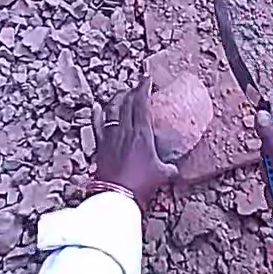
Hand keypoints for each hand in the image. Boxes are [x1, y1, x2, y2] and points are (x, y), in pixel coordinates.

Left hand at [93, 74, 176, 204]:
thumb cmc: (140, 184)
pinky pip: (97, 124)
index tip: (147, 78)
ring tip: (121, 93)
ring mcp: (110, 136)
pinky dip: (97, 114)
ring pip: (112, 110)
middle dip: (133, 91)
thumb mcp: (162, 174)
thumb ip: (169, 168)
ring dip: (117, 99)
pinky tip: (97, 107)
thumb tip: (176, 169)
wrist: (116, 195)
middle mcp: (124, 130)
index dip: (144, 88)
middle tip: (138, 85)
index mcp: (141, 132)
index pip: (141, 103)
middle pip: (127, 102)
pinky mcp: (100, 145)